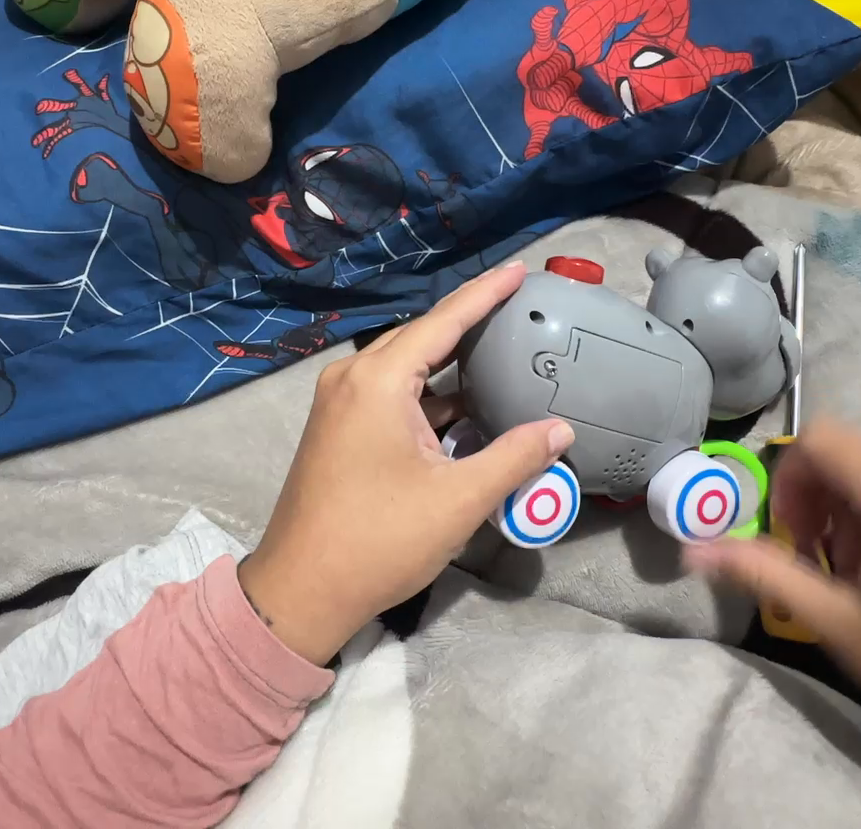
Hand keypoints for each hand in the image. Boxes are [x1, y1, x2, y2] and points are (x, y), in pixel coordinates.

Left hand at [239, 262, 574, 664]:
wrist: (301, 589)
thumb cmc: (378, 540)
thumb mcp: (457, 499)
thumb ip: (514, 457)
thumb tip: (559, 430)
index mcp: (377, 382)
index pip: (442, 322)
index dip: (485, 294)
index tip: (518, 270)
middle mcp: (352, 379)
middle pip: (420, 338)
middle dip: (469, 323)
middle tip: (518, 309)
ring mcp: (340, 403)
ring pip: (405, 368)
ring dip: (448, 363)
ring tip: (499, 349)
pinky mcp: (339, 427)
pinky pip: (390, 394)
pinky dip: (428, 394)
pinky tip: (465, 402)